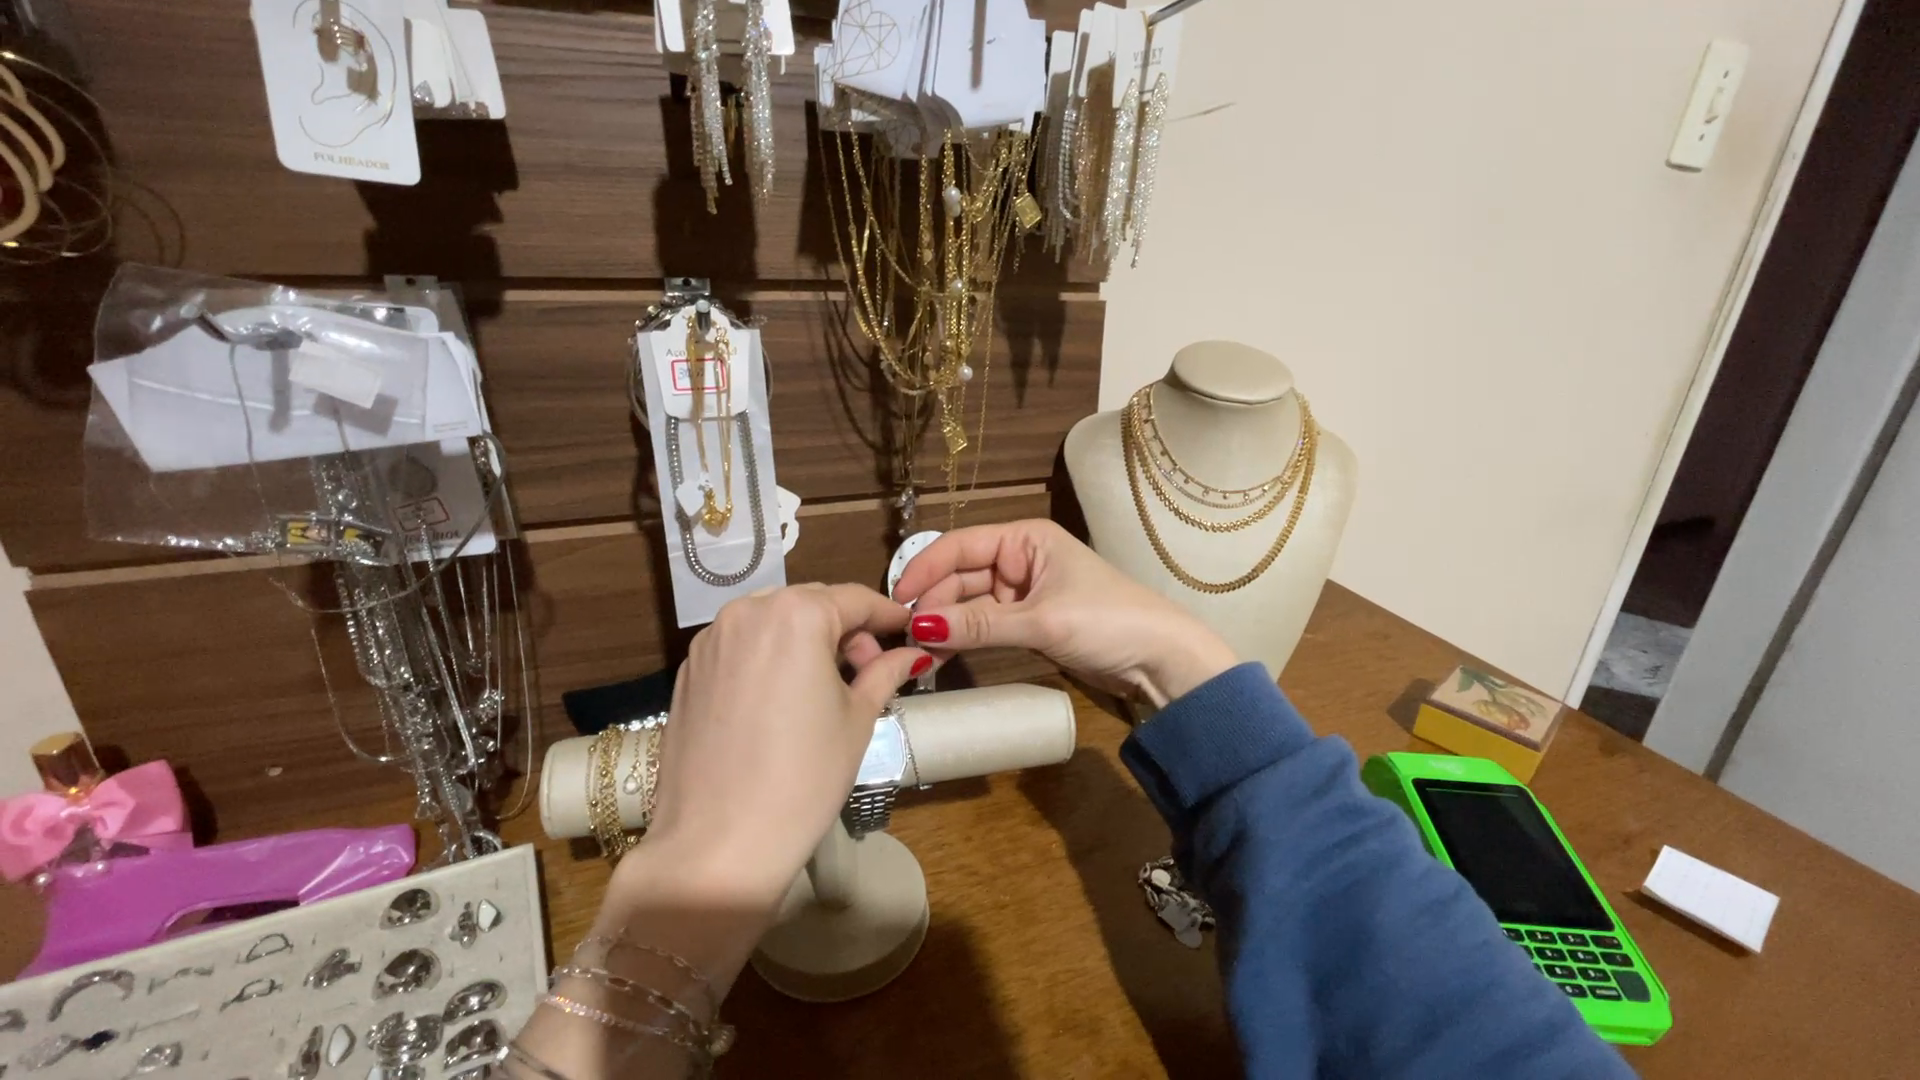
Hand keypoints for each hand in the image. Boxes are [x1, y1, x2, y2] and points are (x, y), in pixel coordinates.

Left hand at [635, 583, 928, 910]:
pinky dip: (770, 654)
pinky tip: (783, 699)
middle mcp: (748, 611)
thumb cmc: (803, 777)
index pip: (855, 599)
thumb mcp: (857, 719)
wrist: (717, 843)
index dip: (887, 615)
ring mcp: (711, 639)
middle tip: (869, 671)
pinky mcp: (688, 669)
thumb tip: (912, 653)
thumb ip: (885, 672)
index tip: (909, 630)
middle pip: (812, 603)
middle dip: (846, 628)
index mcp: (796, 614)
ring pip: (774, 620)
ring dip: (806, 638)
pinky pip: (742, 644)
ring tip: (826, 686)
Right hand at [891, 519, 1236, 708]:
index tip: (895, 599)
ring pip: (969, 605)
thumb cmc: (1107, 621)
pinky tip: (939, 657)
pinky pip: (984, 626)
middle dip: (933, 604)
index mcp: (1025, 539)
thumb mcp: (1041, 621)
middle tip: (902, 637)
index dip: (925, 569)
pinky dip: (964, 640)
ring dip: (944, 626)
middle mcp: (1019, 560)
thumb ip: (978, 625)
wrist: (1160, 659)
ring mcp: (1022, 594)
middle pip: (961, 576)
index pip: (960, 546)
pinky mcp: (1028, 624)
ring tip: (915, 653)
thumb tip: (919, 627)